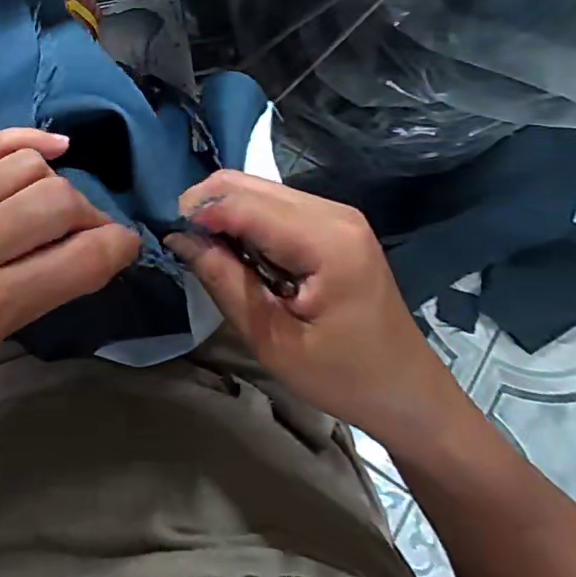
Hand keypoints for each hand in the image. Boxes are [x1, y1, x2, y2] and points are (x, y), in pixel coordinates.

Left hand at [0, 128, 139, 411]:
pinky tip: (54, 150)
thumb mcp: (17, 321)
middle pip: (57, 200)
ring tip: (50, 202)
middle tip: (85, 225)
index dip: (117, 244)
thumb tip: (118, 236)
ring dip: (56, 181)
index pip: (78, 259)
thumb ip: (68, 278)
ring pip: (31, 165)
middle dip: (87, 211)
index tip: (125, 240)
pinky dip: (31, 140)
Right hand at [165, 171, 471, 455]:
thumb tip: (178, 238)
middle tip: (184, 248)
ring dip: (223, 214)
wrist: (408, 393)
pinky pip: (272, 204)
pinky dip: (244, 221)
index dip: (197, 213)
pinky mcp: (332, 222)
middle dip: (205, 207)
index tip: (167, 240)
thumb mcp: (273, 339)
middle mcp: (332, 211)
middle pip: (246, 183)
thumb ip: (224, 280)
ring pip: (256, 189)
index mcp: (326, 240)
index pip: (242, 202)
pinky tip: (240, 254)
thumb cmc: (344, 377)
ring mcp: (335, 213)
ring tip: (210, 256)